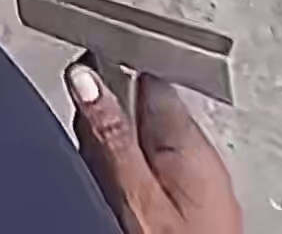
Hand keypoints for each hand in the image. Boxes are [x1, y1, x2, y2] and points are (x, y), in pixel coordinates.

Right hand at [66, 63, 241, 233]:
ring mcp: (193, 188)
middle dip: (108, 115)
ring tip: (100, 173)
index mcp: (192, 147)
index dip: (113, 72)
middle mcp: (198, 162)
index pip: (149, 80)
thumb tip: (86, 75)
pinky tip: (112, 191)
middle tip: (89, 143)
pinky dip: (122, 172)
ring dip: (112, 146)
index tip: (83, 80)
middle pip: (142, 108)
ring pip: (139, 140)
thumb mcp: (133, 195)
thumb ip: (110, 131)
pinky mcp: (184, 211)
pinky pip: (143, 170)